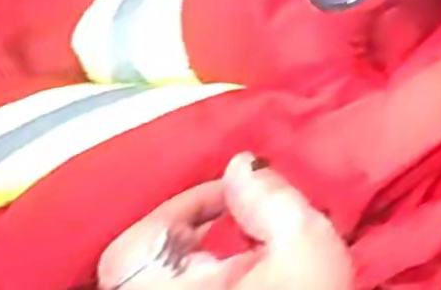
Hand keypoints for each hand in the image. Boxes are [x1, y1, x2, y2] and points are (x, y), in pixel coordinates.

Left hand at [97, 153, 352, 289]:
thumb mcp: (304, 241)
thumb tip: (242, 163)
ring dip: (193, 258)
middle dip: (193, 229)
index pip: (137, 241)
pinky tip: (239, 279)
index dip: (187, 203)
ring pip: (155, 285)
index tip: (240, 189)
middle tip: (244, 214)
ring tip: (244, 246)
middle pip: (141, 264)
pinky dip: (197, 282)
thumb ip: (271, 197)